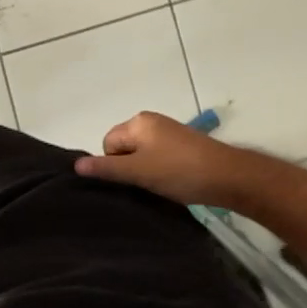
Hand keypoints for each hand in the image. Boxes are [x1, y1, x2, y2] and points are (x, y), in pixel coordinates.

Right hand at [75, 111, 244, 205]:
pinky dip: (163, 171)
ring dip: (147, 171)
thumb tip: (76, 165)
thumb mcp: (139, 172)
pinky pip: (160, 157)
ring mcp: (170, 132)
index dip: (115, 165)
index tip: (133, 181)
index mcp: (137, 122)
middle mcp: (151, 121)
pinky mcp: (185, 145)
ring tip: (162, 186)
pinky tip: (175, 183)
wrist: (230, 177)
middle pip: (125, 147)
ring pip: (143, 154)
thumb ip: (107, 168)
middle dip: (131, 167)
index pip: (108, 143)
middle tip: (147, 185)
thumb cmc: (179, 171)